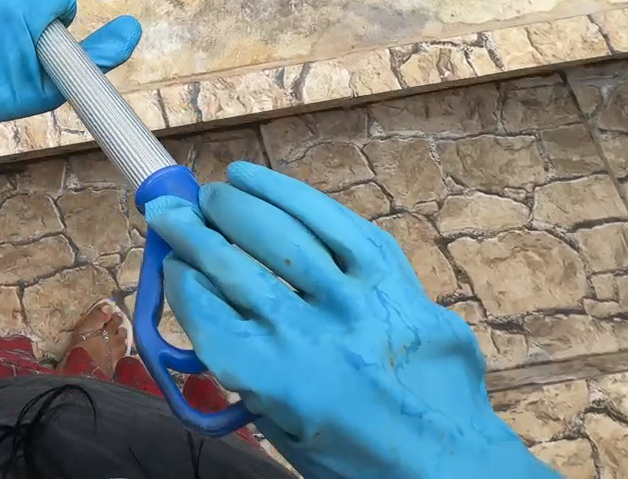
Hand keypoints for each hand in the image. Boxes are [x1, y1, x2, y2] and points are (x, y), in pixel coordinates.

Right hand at [145, 161, 549, 478]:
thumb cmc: (353, 458)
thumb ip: (232, 354)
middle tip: (169, 210)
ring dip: (231, 204)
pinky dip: (283, 192)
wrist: (459, 473)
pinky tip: (250, 178)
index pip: (200, 306)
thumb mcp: (274, 426)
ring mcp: (357, 304)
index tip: (170, 263)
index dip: (177, 275)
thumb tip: (192, 278)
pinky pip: (331, 220)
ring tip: (213, 195)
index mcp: (274, 382)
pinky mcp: (393, 280)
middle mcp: (310, 338)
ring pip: (276, 232)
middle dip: (188, 228)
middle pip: (228, 262)